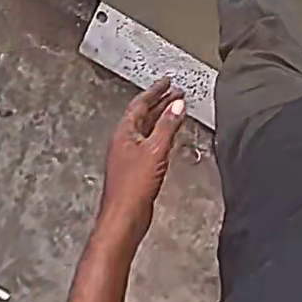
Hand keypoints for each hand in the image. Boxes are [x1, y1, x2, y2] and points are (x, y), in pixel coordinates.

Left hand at [99, 78, 187, 240]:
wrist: (124, 218)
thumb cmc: (133, 187)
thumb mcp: (155, 150)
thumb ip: (168, 126)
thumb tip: (177, 106)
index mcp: (124, 133)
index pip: (140, 103)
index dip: (155, 91)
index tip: (166, 82)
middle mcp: (124, 141)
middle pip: (144, 114)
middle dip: (160, 102)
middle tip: (174, 92)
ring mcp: (129, 155)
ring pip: (147, 128)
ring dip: (162, 117)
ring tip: (176, 109)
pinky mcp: (136, 168)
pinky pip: (150, 142)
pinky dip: (161, 133)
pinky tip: (169, 136)